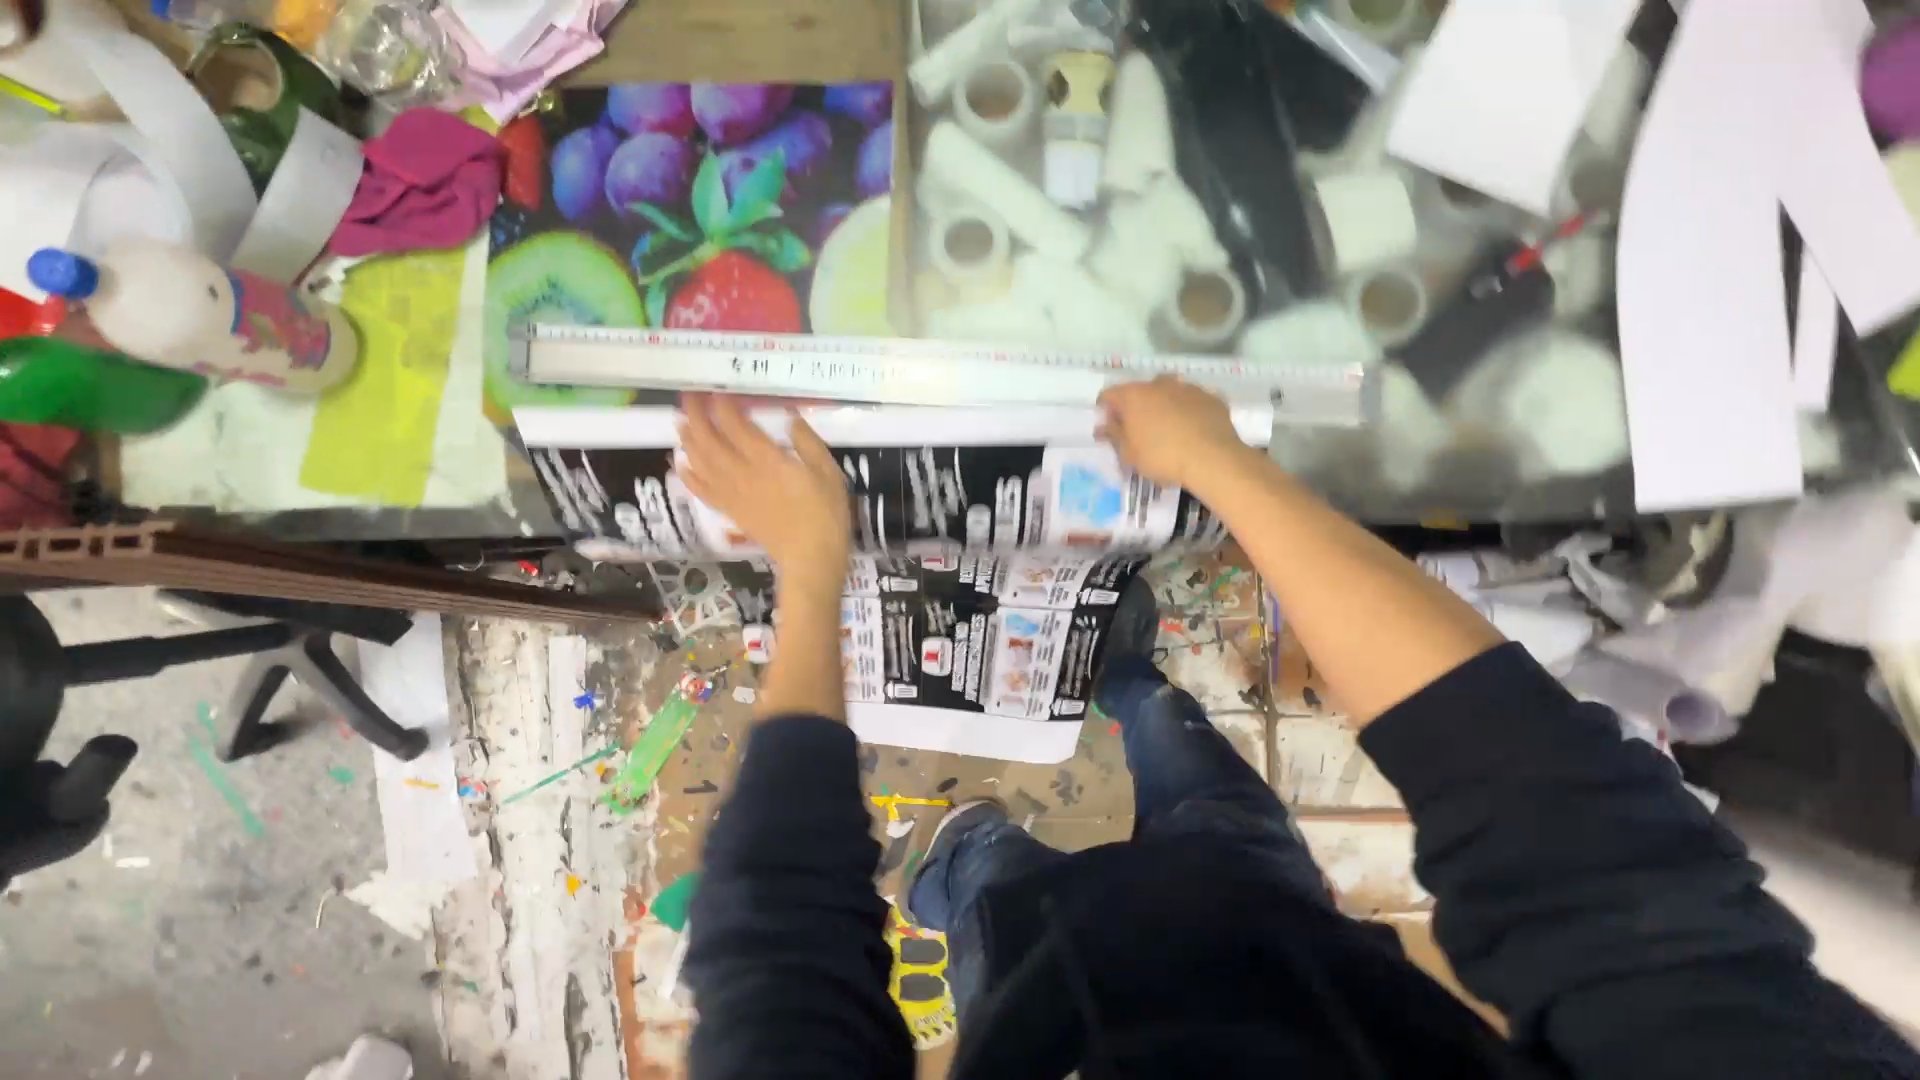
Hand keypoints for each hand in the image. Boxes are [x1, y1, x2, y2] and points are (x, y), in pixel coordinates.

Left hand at [677, 394, 851, 575]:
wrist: (811, 557)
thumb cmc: (825, 513)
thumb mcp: (828, 471)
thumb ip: (807, 442)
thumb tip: (790, 418)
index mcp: (767, 460)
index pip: (735, 426)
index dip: (722, 406)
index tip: (717, 391)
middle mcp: (742, 473)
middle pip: (709, 440)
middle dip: (696, 416)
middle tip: (689, 398)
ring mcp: (733, 494)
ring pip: (701, 462)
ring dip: (688, 440)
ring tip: (681, 422)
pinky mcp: (731, 510)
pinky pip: (702, 490)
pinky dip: (689, 476)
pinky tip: (681, 464)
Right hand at [1097, 377, 1257, 489]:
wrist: (1212, 458)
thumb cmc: (1162, 456)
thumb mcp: (1129, 453)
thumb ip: (1114, 436)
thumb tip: (1102, 426)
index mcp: (1133, 395)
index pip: (1109, 395)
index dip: (1105, 410)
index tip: (1110, 427)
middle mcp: (1159, 384)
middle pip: (1140, 390)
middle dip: (1136, 406)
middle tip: (1139, 429)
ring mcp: (1188, 388)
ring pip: (1169, 391)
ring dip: (1163, 404)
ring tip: (1168, 427)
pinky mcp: (1211, 397)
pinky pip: (1193, 401)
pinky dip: (1188, 410)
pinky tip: (1192, 429)